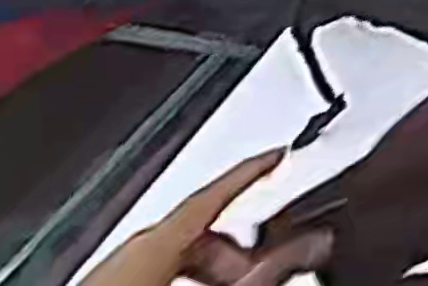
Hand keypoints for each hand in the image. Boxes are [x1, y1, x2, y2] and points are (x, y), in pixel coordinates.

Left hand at [80, 151, 331, 285]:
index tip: (279, 155)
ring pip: (177, 256)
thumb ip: (267, 269)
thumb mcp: (217, 285)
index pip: (217, 190)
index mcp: (156, 242)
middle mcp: (130, 252)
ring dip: (212, 269)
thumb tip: (318, 241)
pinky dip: (183, 279)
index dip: (253, 169)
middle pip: (202, 230)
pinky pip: (153, 274)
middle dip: (238, 248)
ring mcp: (109, 274)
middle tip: (261, 270)